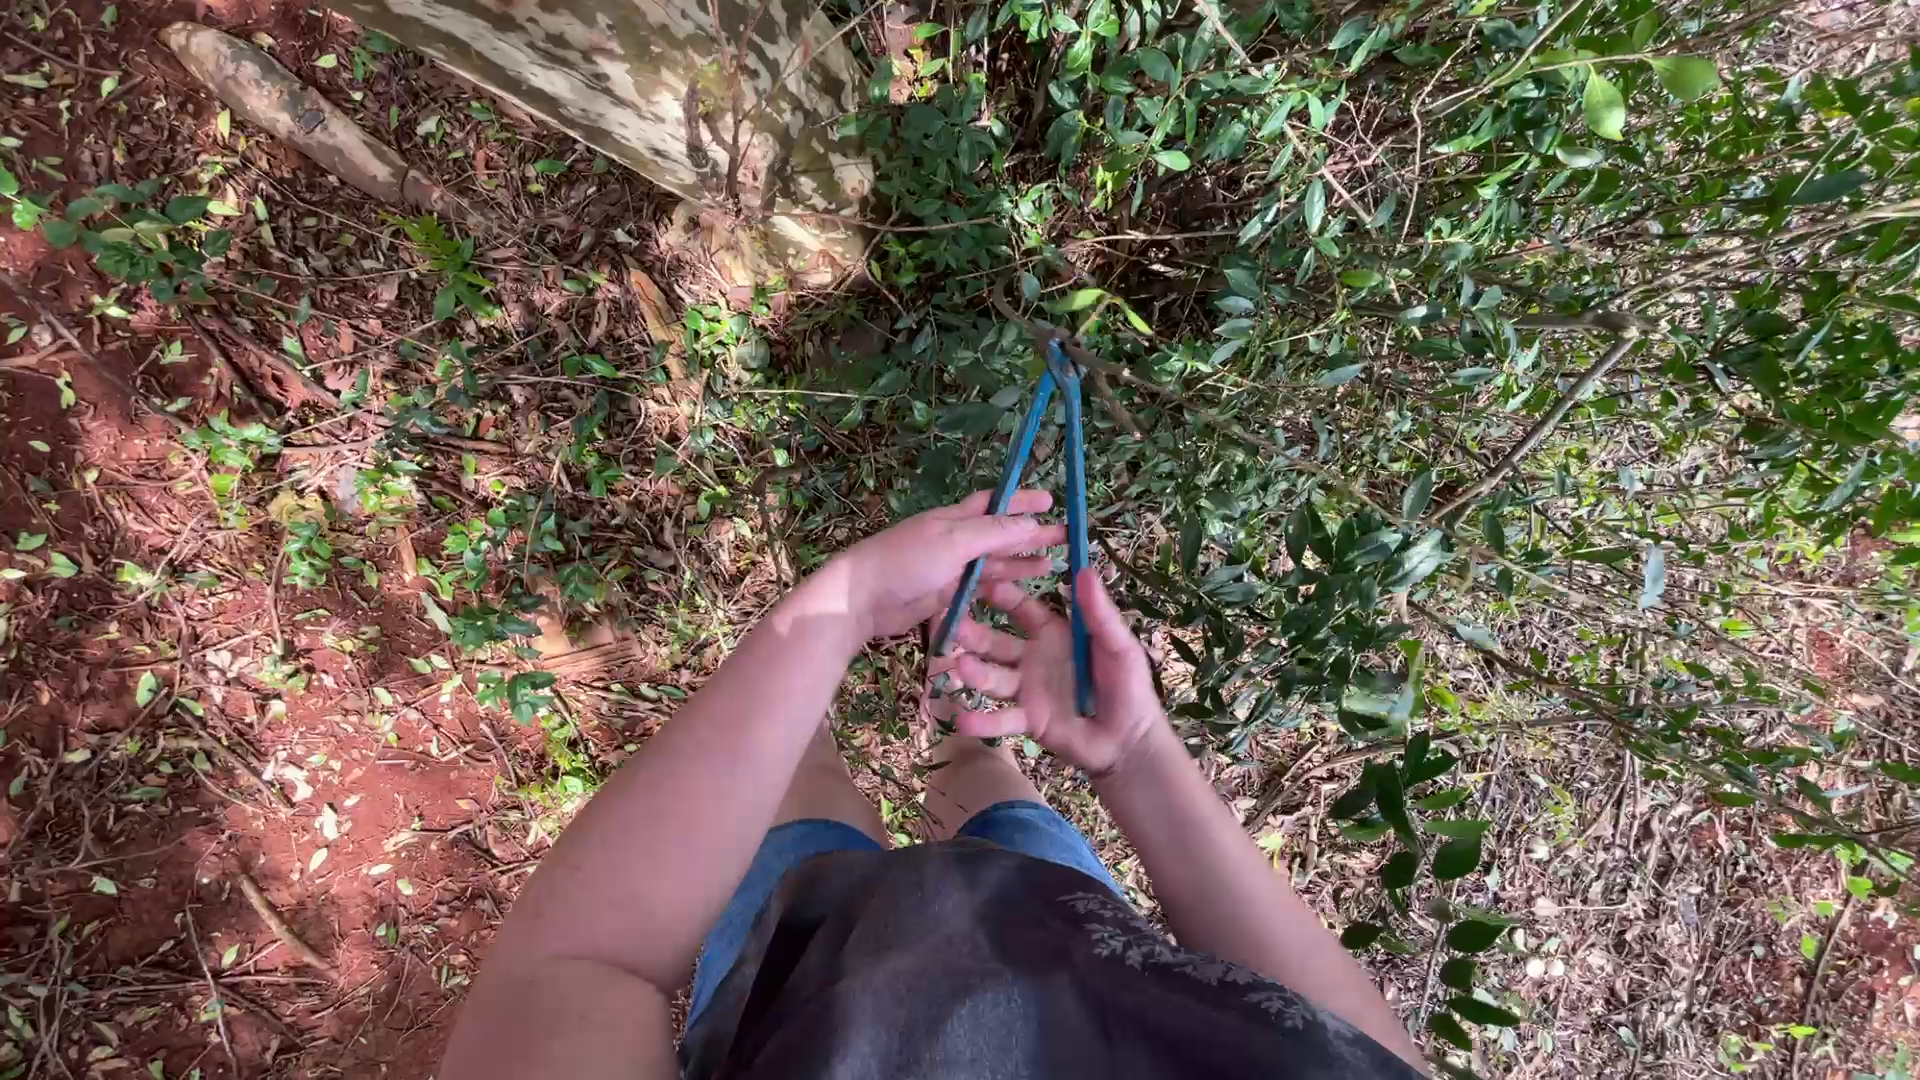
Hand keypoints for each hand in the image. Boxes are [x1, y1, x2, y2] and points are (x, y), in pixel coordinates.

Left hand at [829, 489, 1066, 639]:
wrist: (863, 598)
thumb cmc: (906, 560)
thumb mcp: (953, 541)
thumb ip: (993, 533)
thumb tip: (1031, 522)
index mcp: (955, 518)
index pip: (995, 503)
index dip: (1022, 500)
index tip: (1050, 499)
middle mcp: (957, 539)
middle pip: (1001, 533)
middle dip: (1032, 533)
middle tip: (1066, 535)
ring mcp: (952, 568)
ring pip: (995, 561)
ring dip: (1022, 560)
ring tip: (1055, 562)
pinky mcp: (947, 594)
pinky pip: (983, 586)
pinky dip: (1004, 584)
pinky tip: (1023, 585)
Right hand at [946, 568, 1165, 777]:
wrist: (1130, 740)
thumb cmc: (1128, 685)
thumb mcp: (1118, 645)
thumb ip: (1099, 612)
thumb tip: (1085, 570)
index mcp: (1054, 635)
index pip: (1023, 609)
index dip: (1003, 597)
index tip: (982, 582)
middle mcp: (1034, 659)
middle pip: (997, 643)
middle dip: (974, 636)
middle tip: (953, 626)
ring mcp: (1027, 691)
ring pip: (994, 679)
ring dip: (974, 673)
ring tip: (959, 667)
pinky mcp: (1028, 721)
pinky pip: (1002, 720)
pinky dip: (982, 722)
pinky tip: (963, 721)